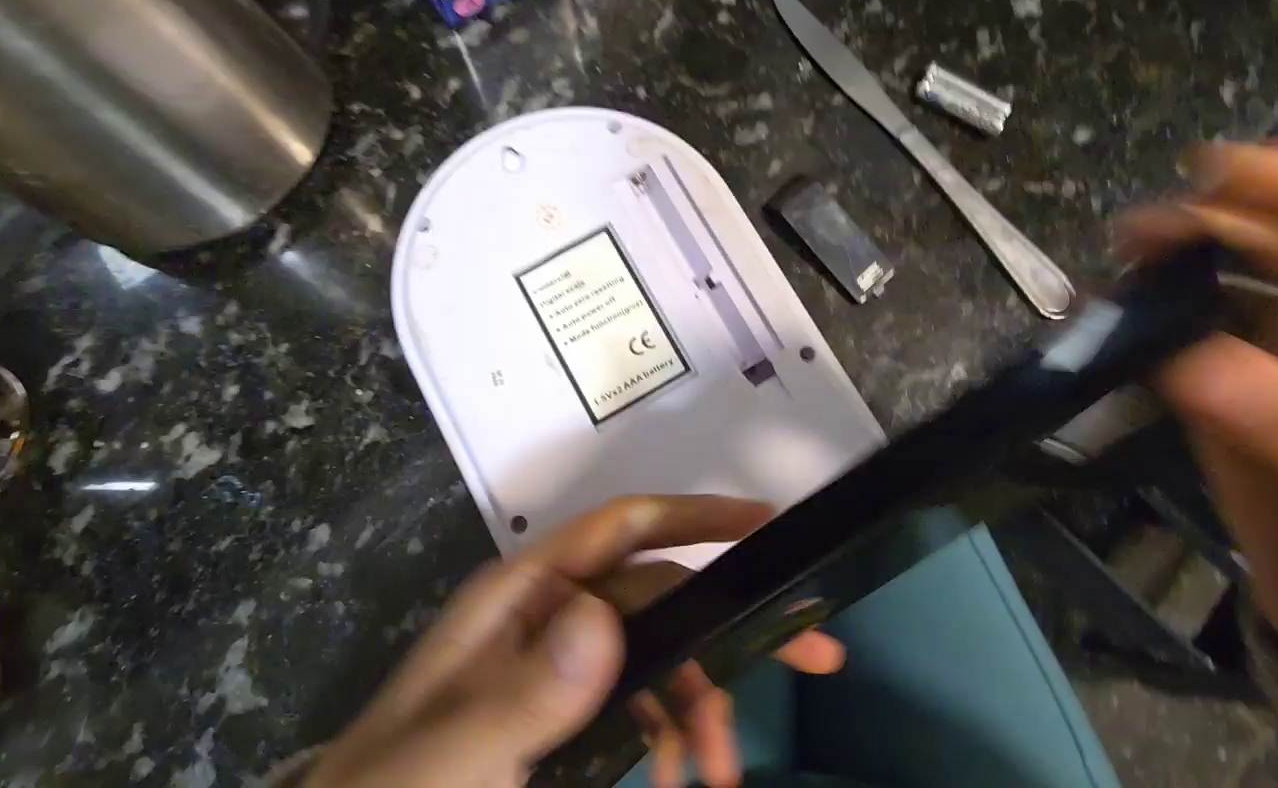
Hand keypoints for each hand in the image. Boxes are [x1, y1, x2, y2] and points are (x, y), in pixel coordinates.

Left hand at [301, 495, 843, 787]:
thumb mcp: (460, 748)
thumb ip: (525, 687)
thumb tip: (605, 617)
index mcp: (523, 595)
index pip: (622, 530)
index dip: (695, 515)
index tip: (769, 525)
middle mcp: (547, 616)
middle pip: (658, 596)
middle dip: (730, 625)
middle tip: (817, 653)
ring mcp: (555, 668)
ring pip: (655, 658)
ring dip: (701, 701)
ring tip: (724, 772)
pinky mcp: (561, 716)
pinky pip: (636, 706)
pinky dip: (670, 733)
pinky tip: (681, 775)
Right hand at [1119, 141, 1277, 762]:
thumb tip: (1194, 364)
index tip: (1227, 172)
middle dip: (1233, 218)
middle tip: (1147, 222)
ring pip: (1254, 275)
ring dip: (1189, 255)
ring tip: (1122, 252)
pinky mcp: (1259, 387)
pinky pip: (1206, 330)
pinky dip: (1158, 313)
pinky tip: (1113, 307)